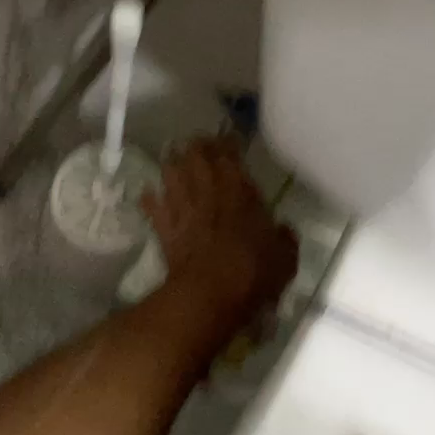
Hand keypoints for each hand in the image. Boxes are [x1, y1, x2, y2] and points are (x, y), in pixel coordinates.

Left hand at [140, 137, 298, 325]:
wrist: (210, 294)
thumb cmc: (253, 273)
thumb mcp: (285, 258)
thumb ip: (284, 238)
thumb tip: (282, 230)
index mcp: (240, 191)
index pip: (231, 155)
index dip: (228, 144)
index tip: (229, 139)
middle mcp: (208, 191)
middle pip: (196, 156)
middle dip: (197, 147)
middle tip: (200, 144)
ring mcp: (182, 208)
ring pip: (170, 172)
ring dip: (172, 164)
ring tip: (174, 160)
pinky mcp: (164, 227)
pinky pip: (151, 204)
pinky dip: (150, 196)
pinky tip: (150, 193)